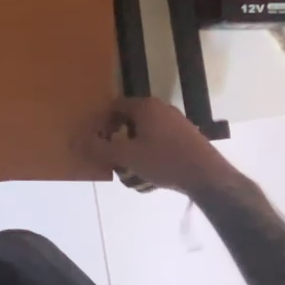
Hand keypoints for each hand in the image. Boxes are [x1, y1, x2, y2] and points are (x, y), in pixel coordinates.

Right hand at [82, 97, 241, 197]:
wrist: (208, 177)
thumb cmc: (163, 160)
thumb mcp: (125, 156)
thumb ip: (99, 148)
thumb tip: (76, 141)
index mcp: (146, 107)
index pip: (114, 107)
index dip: (102, 123)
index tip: (98, 142)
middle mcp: (162, 109)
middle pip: (130, 122)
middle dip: (118, 142)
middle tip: (113, 159)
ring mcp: (177, 123)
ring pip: (145, 135)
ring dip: (134, 152)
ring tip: (131, 173)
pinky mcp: (188, 138)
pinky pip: (160, 143)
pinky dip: (150, 156)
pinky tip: (150, 176)